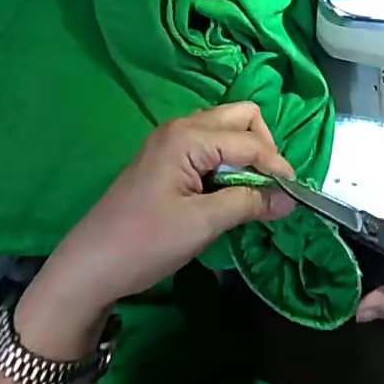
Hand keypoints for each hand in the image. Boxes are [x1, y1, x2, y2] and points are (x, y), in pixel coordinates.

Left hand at [14, 103, 296, 357]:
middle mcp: (181, 126)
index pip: (248, 140)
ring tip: (253, 189)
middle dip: (263, 146)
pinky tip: (229, 189)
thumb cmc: (144, 242)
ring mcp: (171, 139)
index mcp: (188, 136)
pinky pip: (210, 143)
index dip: (275, 165)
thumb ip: (248, 204)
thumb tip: (290, 198)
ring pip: (226, 127)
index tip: (294, 193)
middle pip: (240, 116)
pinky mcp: (166, 156)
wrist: (88, 266)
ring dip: (246, 151)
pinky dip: (228, 158)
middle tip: (271, 185)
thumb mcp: (201, 225)